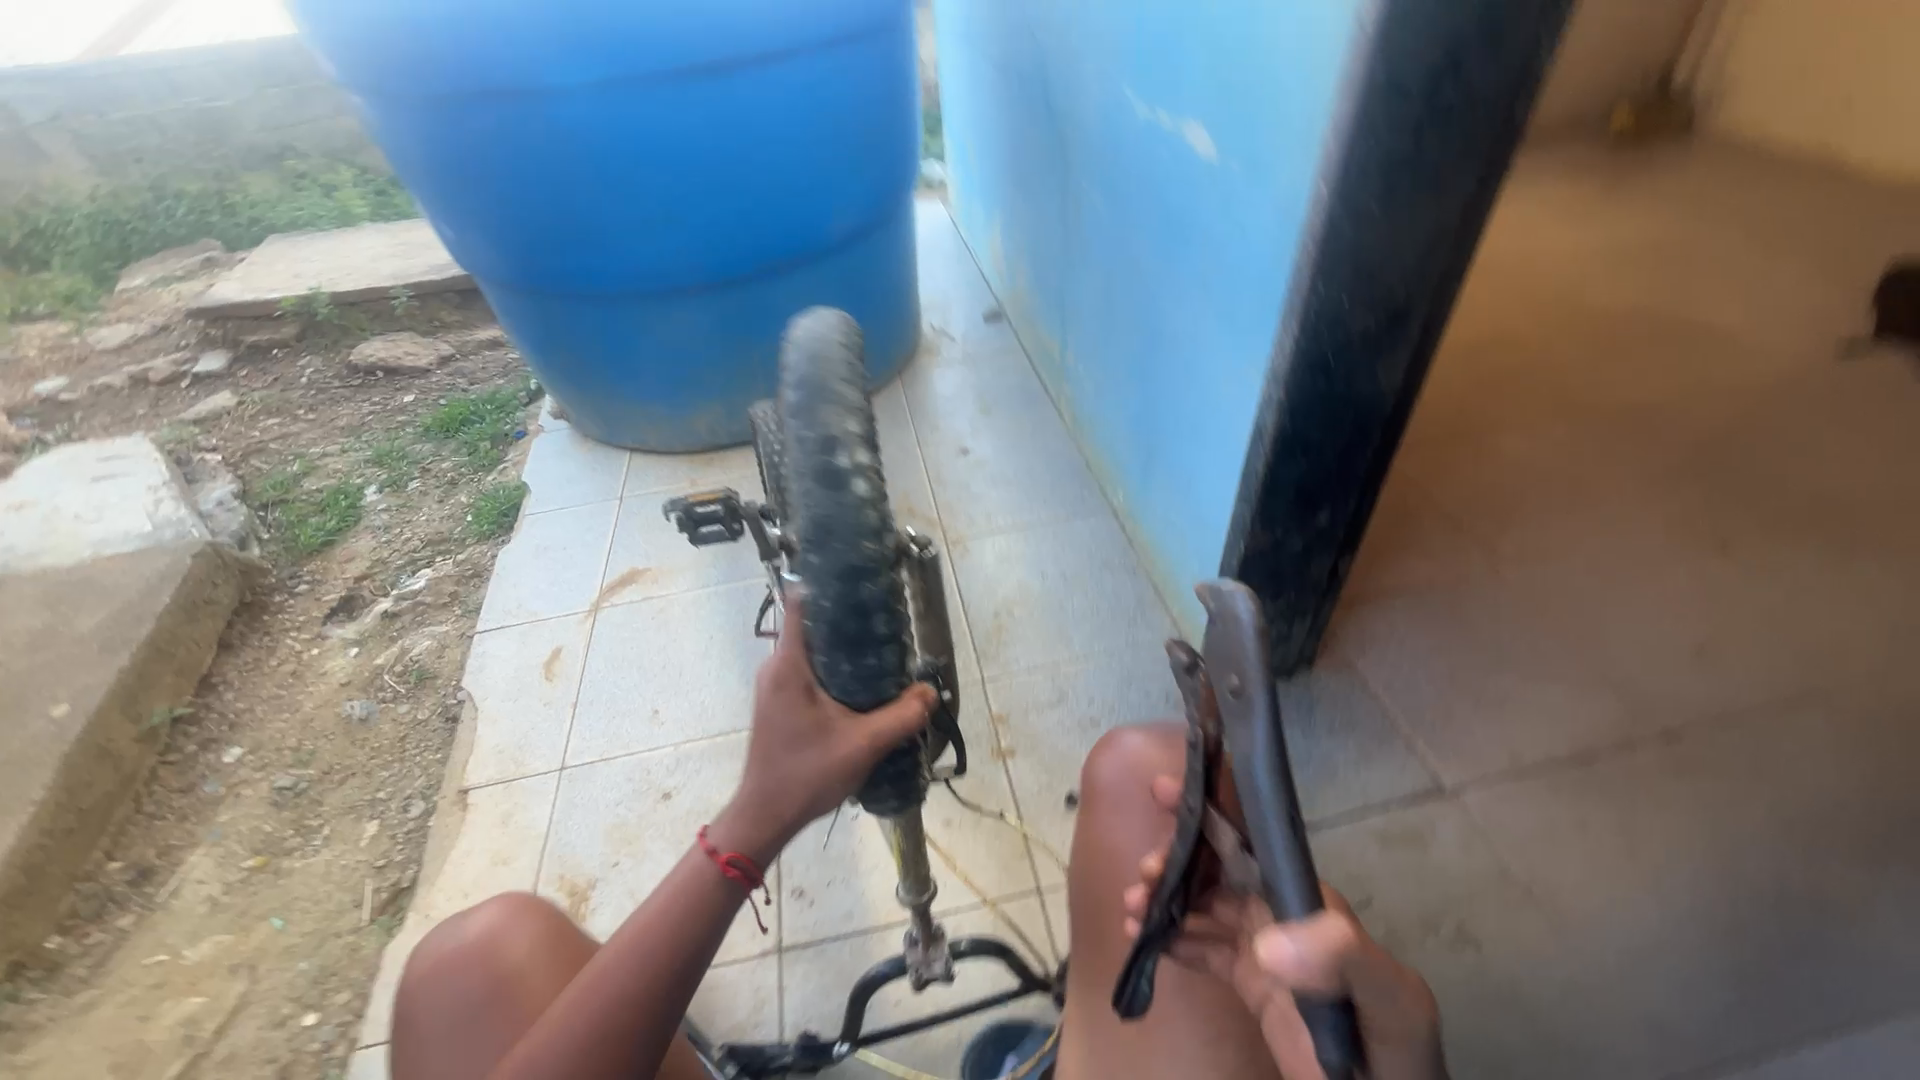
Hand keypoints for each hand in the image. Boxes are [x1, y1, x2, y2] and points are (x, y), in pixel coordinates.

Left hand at [713, 594, 935, 861]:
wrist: (765, 815)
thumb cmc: (807, 773)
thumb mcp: (863, 744)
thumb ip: (902, 716)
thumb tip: (930, 691)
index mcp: (788, 664)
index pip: (800, 604)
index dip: (829, 586)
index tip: (863, 585)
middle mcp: (776, 667)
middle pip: (811, 625)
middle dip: (847, 621)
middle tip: (886, 622)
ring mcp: (774, 687)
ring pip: (811, 651)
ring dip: (842, 649)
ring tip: (881, 652)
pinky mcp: (778, 704)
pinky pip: (808, 671)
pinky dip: (834, 670)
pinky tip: (862, 685)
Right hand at [1123, 775, 1445, 1079]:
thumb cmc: (1390, 1043)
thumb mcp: (1386, 997)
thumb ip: (1342, 957)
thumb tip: (1266, 942)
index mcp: (1309, 901)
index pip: (1254, 842)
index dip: (1209, 813)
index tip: (1164, 791)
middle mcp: (1283, 914)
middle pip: (1219, 871)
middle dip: (1177, 863)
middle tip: (1143, 874)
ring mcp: (1265, 949)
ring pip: (1203, 907)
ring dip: (1166, 901)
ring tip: (1132, 909)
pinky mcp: (1250, 984)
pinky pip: (1203, 950)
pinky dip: (1171, 941)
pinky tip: (1144, 941)